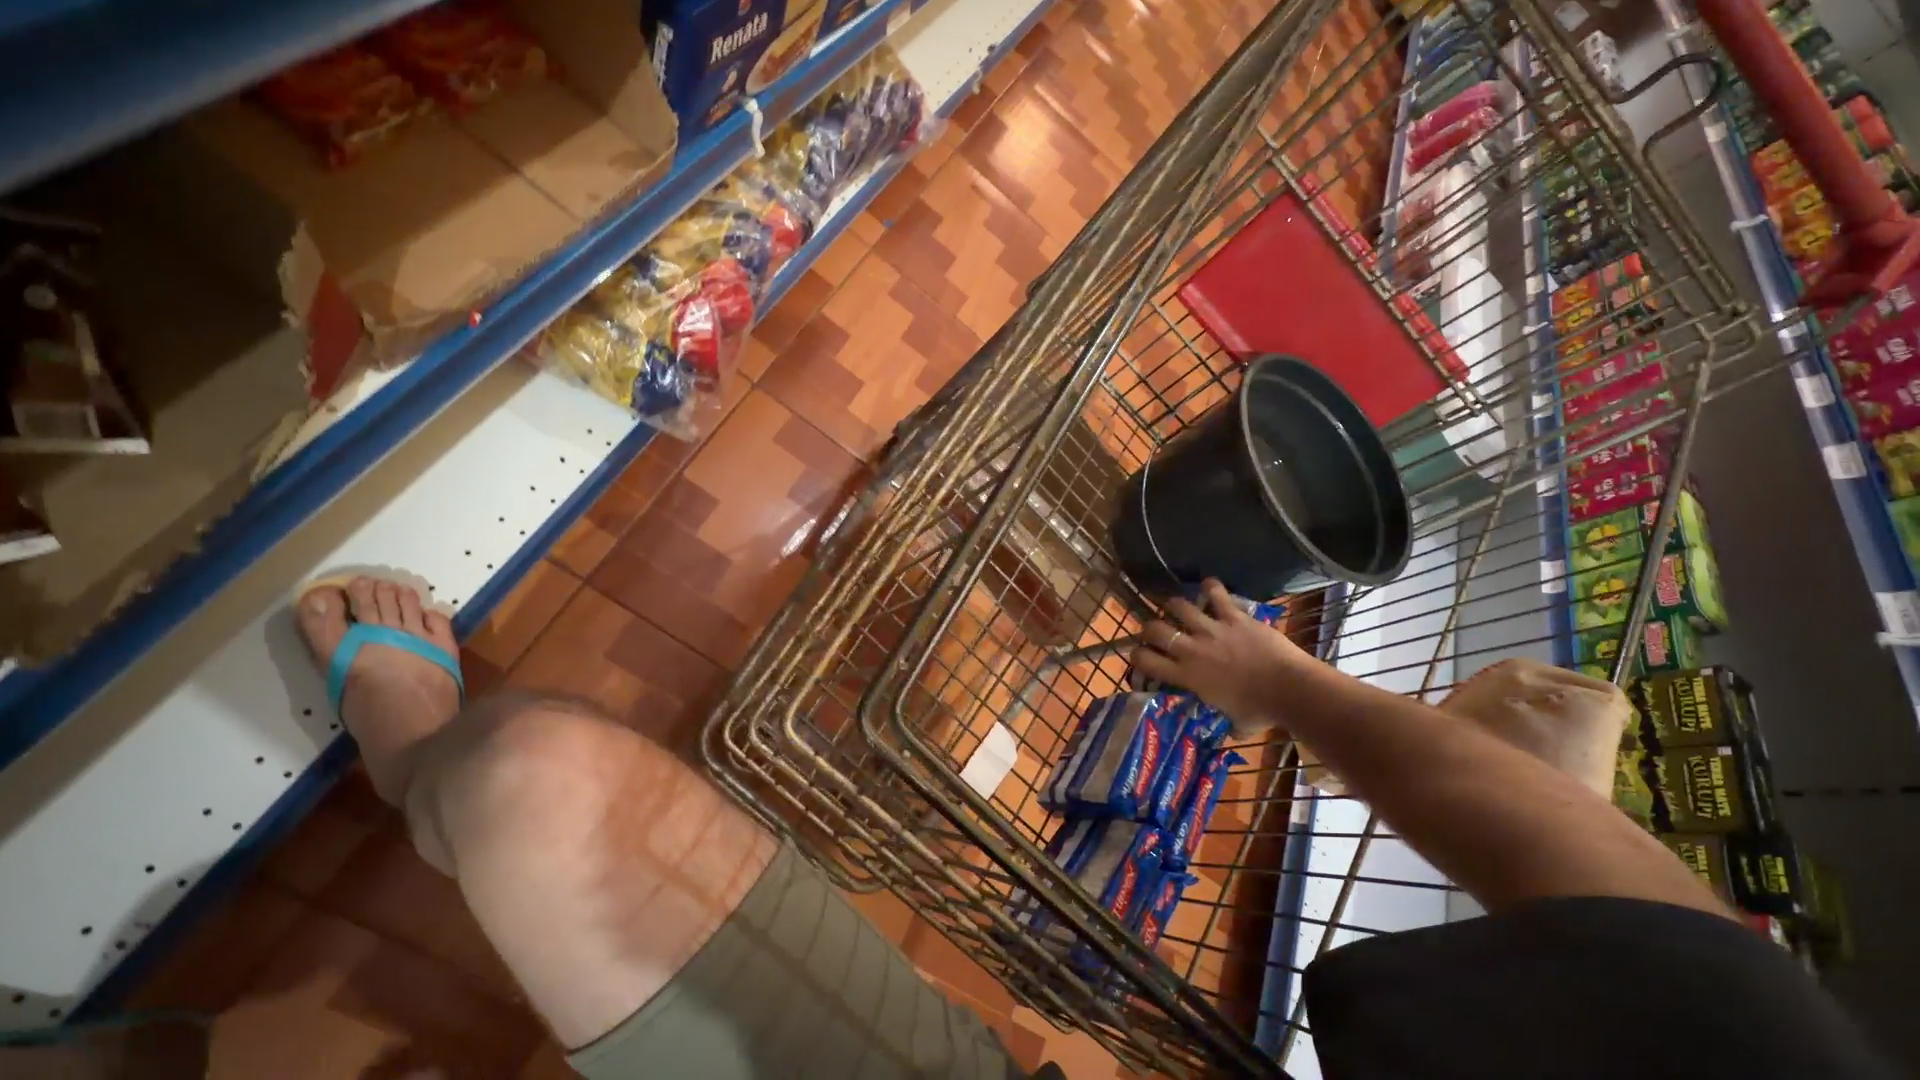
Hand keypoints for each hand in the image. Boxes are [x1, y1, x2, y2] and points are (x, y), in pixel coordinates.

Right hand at [1131, 579, 1311, 734]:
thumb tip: (1233, 730)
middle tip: (1156, 631)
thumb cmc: (1262, 711)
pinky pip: (1216, 594)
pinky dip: (1211, 587)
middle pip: (1155, 629)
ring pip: (1179, 606)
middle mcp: (1192, 649)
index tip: (1140, 656)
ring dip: (1175, 605)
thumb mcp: (1237, 723)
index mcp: (1187, 677)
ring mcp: (1213, 630)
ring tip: (1178, 607)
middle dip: (1150, 627)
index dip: (1137, 656)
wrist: (1290, 688)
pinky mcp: (1234, 617)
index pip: (1145, 661)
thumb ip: (1229, 723)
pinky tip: (1209, 586)